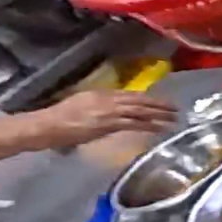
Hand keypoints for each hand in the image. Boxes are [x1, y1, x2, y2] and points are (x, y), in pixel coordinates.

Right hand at [19, 90, 178, 150]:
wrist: (46, 125)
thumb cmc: (59, 117)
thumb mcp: (81, 102)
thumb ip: (100, 103)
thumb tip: (117, 107)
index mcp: (99, 93)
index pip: (130, 94)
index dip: (148, 98)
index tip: (160, 101)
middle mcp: (107, 100)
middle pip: (140, 100)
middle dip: (160, 104)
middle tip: (176, 108)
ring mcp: (110, 111)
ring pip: (142, 111)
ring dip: (160, 115)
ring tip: (175, 118)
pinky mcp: (110, 124)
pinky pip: (136, 124)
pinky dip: (151, 126)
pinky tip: (162, 129)